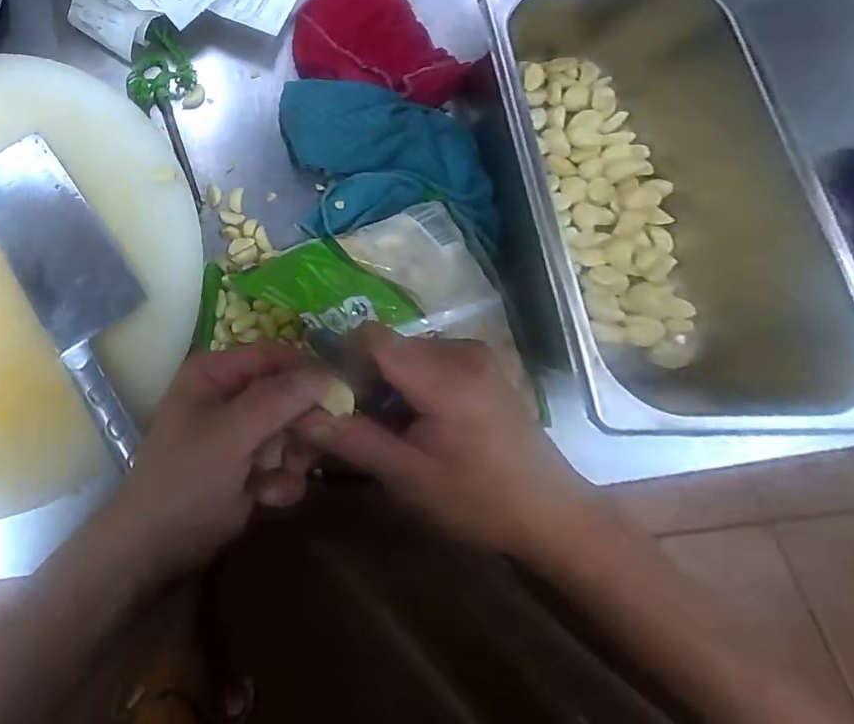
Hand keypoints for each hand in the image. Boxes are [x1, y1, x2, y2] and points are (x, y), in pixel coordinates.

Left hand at [93, 345, 331, 580]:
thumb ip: (278, 400)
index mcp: (215, 371)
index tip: (343, 398)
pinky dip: (281, 480)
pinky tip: (264, 498)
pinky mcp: (248, 465)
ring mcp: (239, 431)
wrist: (157, 547)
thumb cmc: (186, 479)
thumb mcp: (231, 434)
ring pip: (292, 430)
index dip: (308, 373)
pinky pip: (285, 461)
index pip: (275, 355)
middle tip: (304, 454)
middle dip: (299, 428)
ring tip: (273, 481)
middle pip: (288, 394)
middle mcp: (228, 393)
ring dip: (292, 459)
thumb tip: (328, 374)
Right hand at [297, 325, 601, 560]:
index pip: (369, 337)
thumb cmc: (480, 501)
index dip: (344, 362)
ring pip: (404, 351)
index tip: (341, 403)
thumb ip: (351, 439)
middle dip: (366, 378)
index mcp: (443, 375)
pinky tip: (425, 421)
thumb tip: (296, 415)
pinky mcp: (483, 363)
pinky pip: (427, 358)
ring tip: (399, 428)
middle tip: (367, 425)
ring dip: (389, 381)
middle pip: (386, 344)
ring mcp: (475, 353)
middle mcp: (460, 349)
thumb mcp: (408, 477)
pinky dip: (412, 381)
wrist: (556, 516)